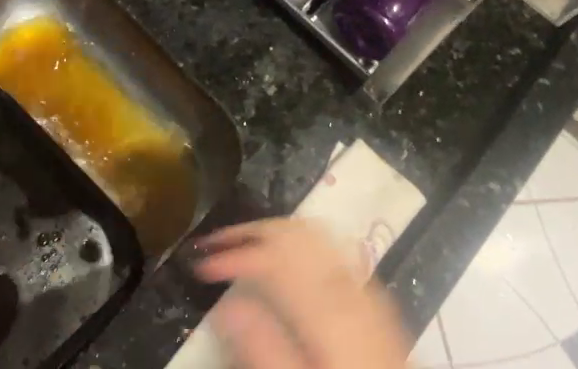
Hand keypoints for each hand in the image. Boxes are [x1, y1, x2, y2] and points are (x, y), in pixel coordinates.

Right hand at [193, 219, 409, 368]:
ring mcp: (366, 289)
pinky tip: (289, 259)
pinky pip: (333, 249)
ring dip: (275, 232)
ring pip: (316, 235)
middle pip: (295, 233)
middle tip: (218, 244)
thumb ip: (263, 346)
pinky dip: (302, 243)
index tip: (202, 263)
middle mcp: (348, 286)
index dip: (232, 253)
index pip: (271, 257)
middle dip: (252, 231)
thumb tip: (225, 305)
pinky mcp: (375, 300)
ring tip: (244, 244)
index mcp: (327, 310)